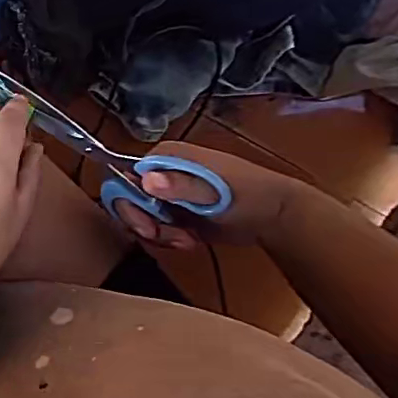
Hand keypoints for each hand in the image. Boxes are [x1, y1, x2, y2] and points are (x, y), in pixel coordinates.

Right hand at [110, 141, 307, 250]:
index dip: (130, 205)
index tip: (149, 226)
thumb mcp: (215, 190)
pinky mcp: (174, 210)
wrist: (274, 214)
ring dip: (160, 234)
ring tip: (187, 239)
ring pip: (141, 217)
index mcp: (166, 157)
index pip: (124, 178)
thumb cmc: (248, 194)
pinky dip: (168, 238)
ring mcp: (167, 192)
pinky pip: (155, 227)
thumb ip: (180, 185)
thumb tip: (146, 180)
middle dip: (146, 224)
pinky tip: (189, 240)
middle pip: (128, 201)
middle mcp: (160, 171)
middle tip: (172, 237)